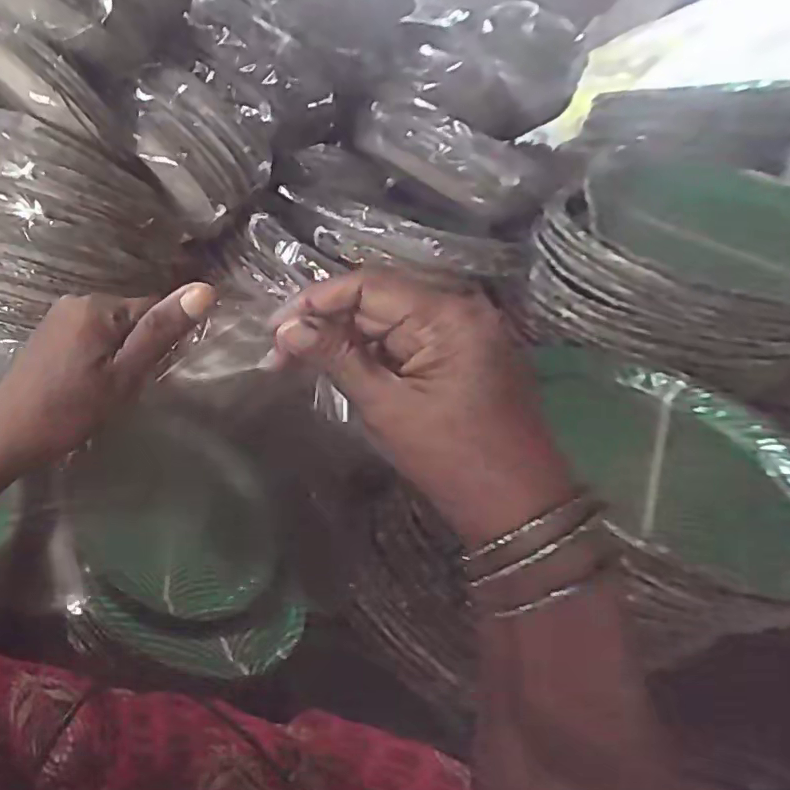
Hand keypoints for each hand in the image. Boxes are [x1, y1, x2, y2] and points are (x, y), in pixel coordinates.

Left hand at [0, 282, 216, 479]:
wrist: (5, 436)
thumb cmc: (68, 411)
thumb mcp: (122, 377)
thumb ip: (160, 333)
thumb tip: (204, 289)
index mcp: (98, 306)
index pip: (153, 308)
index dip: (160, 343)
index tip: (149, 375)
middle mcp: (76, 300)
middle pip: (130, 318)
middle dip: (136, 350)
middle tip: (123, 389)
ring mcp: (57, 316)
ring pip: (109, 330)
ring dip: (116, 356)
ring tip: (102, 391)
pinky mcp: (46, 334)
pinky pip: (87, 337)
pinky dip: (95, 358)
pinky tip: (84, 386)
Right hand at [272, 270, 574, 545]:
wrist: (516, 504)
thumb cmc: (451, 458)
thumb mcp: (385, 406)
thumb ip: (336, 358)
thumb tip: (286, 329)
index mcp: (446, 315)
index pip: (367, 285)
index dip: (315, 300)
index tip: (273, 328)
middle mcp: (457, 309)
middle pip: (375, 298)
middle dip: (323, 321)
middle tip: (278, 351)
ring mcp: (459, 330)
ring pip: (384, 319)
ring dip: (340, 336)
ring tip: (296, 359)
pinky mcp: (456, 352)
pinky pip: (402, 338)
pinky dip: (366, 350)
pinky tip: (333, 364)